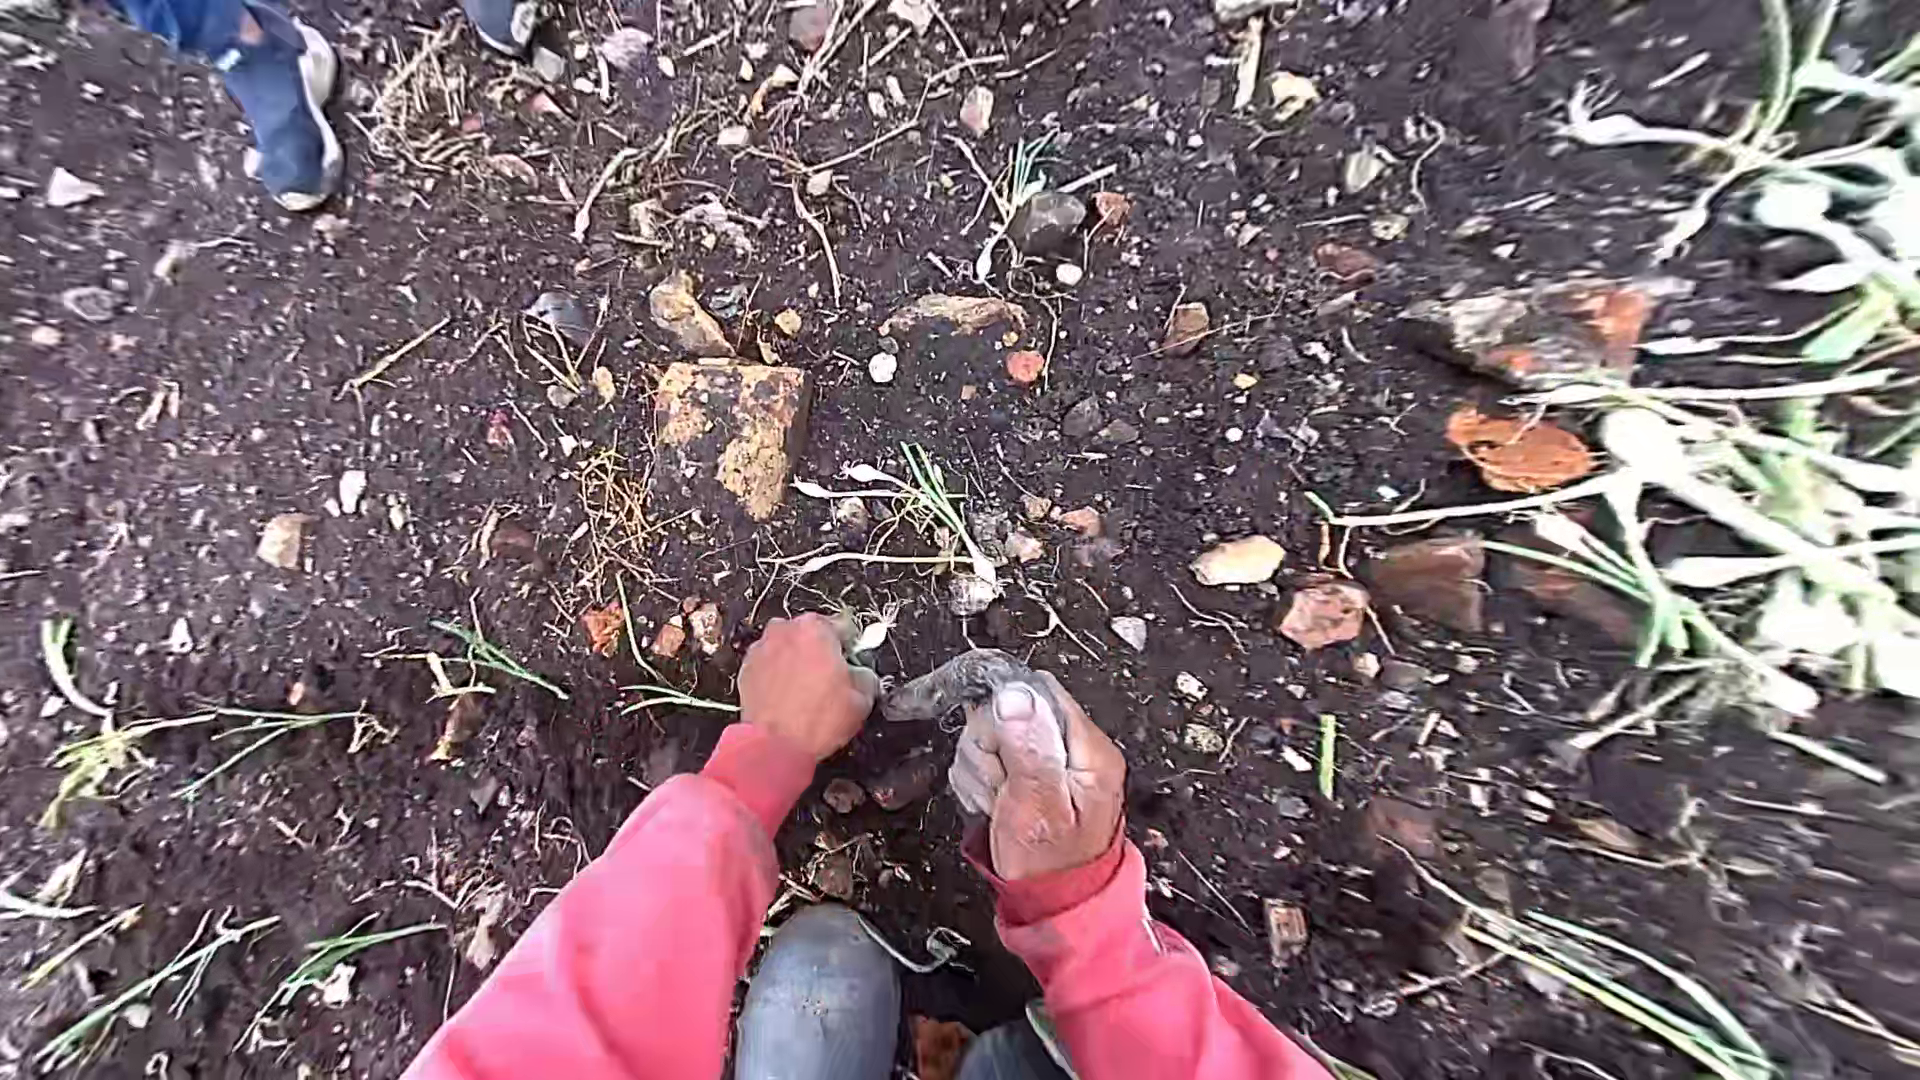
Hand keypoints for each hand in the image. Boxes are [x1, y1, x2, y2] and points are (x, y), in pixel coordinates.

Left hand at [739, 614, 880, 760]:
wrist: (774, 748)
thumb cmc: (816, 721)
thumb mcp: (863, 698)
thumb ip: (866, 675)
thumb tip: (861, 674)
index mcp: (816, 628)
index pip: (842, 626)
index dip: (850, 647)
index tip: (851, 662)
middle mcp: (786, 631)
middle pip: (811, 633)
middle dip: (820, 651)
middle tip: (830, 679)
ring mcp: (762, 649)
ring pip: (788, 647)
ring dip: (797, 661)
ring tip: (806, 691)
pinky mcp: (746, 669)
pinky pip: (769, 665)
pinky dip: (777, 675)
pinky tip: (788, 698)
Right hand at [949, 672, 1124, 880]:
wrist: (1049, 907)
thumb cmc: (1050, 865)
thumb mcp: (1039, 807)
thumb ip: (1029, 748)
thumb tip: (1015, 693)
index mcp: (1086, 747)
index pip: (1038, 692)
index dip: (1008, 715)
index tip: (1001, 752)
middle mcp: (1068, 745)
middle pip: (1007, 709)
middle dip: (990, 748)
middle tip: (1001, 786)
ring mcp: (1044, 757)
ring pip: (989, 732)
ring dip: (982, 768)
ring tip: (998, 800)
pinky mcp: (1023, 769)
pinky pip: (984, 755)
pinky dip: (980, 780)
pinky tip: (993, 802)